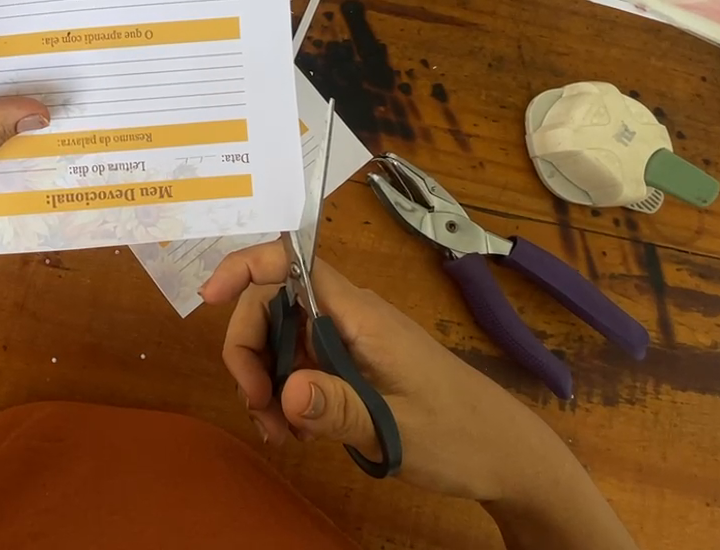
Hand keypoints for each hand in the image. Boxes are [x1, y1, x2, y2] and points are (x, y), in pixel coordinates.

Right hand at [201, 239, 573, 503]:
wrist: (509, 455)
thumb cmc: (461, 435)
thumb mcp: (400, 430)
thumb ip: (341, 409)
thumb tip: (284, 394)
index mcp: (356, 312)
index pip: (289, 264)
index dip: (244, 268)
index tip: (210, 298)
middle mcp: (344, 313)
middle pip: (270, 305)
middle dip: (249, 351)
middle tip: (259, 409)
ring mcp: (343, 336)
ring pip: (278, 336)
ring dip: (265, 379)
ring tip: (281, 432)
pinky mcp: (346, 360)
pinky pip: (297, 360)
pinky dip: (285, 390)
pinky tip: (295, 427)